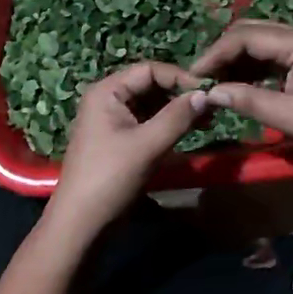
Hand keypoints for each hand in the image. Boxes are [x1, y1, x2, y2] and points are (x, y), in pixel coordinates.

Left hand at [47, 61, 206, 235]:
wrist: (81, 224)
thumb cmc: (110, 178)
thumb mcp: (147, 145)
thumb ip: (177, 117)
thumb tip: (206, 95)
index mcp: (107, 91)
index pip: (149, 70)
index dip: (179, 77)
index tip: (208, 91)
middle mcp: (107, 99)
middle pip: (150, 85)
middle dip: (180, 94)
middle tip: (211, 107)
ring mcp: (111, 120)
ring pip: (150, 104)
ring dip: (177, 110)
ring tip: (207, 120)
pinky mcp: (118, 140)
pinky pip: (146, 122)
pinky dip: (167, 124)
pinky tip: (189, 131)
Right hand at [192, 20, 292, 174]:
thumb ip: (252, 101)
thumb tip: (212, 93)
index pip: (245, 36)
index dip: (215, 54)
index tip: (193, 76)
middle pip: (251, 33)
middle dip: (222, 53)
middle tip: (200, 79)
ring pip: (261, 44)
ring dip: (236, 61)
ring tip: (213, 85)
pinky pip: (273, 57)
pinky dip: (252, 69)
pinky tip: (238, 87)